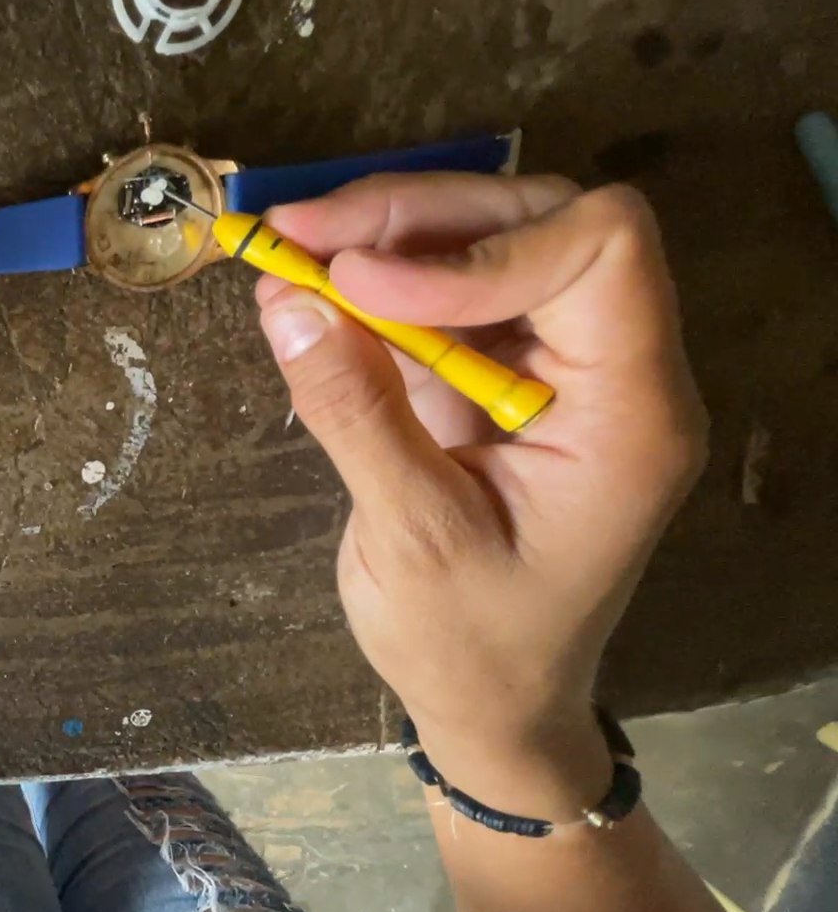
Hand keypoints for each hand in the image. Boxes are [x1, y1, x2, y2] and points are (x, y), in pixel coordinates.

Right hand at [253, 174, 706, 803]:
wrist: (481, 693)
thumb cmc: (467, 636)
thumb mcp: (408, 533)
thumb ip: (354, 414)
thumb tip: (289, 305)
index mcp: (627, 411)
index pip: (594, 256)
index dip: (472, 250)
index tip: (352, 284)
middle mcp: (597, 370)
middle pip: (535, 227)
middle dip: (414, 218)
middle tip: (297, 230)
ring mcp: (533, 375)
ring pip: (476, 254)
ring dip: (379, 242)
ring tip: (284, 250)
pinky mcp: (472, 389)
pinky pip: (425, 311)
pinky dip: (360, 295)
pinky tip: (301, 296)